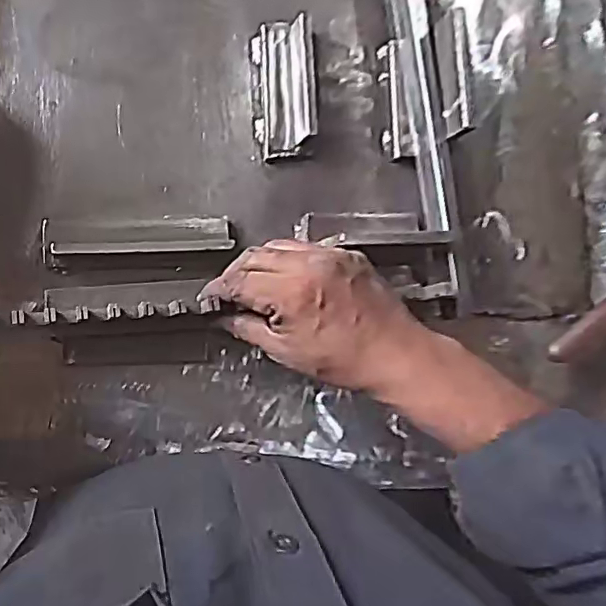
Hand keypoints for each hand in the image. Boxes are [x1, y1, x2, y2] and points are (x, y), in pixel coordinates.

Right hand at [201, 240, 434, 393]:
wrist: (396, 354)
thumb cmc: (347, 359)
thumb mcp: (284, 351)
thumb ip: (248, 328)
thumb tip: (226, 318)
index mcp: (292, 292)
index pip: (238, 281)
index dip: (217, 291)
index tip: (209, 299)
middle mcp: (310, 266)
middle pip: (252, 257)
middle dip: (232, 275)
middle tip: (225, 293)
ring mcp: (330, 256)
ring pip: (275, 246)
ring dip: (256, 263)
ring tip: (251, 284)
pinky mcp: (345, 255)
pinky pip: (302, 247)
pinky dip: (284, 258)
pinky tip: (281, 276)